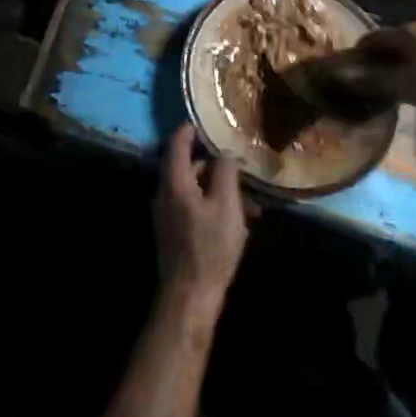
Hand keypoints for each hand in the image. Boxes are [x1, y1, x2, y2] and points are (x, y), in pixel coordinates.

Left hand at [152, 124, 248, 300]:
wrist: (190, 295)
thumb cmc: (211, 247)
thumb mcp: (227, 205)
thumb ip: (225, 173)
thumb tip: (224, 152)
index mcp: (174, 182)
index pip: (177, 144)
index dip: (190, 130)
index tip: (205, 121)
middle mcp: (164, 193)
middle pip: (188, 167)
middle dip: (216, 167)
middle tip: (241, 170)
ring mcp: (166, 213)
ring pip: (194, 189)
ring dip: (220, 191)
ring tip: (251, 209)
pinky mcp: (172, 231)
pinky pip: (192, 207)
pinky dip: (212, 207)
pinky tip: (237, 224)